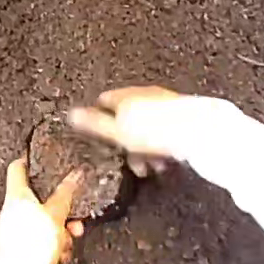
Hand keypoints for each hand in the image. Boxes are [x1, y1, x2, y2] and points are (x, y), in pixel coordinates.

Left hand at [4, 158, 84, 263]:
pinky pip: (44, 241)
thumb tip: (75, 174)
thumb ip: (66, 193)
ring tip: (67, 242)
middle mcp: (14, 211)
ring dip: (62, 233)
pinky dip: (56, 247)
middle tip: (73, 219)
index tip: (42, 156)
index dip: (30, 159)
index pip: (18, 168)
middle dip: (62, 210)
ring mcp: (19, 230)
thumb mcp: (55, 213)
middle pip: (40, 200)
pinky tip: (59, 256)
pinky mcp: (25, 249)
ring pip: (46, 223)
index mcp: (17, 196)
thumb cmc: (30, 244)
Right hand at [66, 85, 192, 174]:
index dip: (99, 119)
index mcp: (125, 96)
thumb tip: (70, 114)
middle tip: (130, 162)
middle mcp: (144, 95)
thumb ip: (94, 124)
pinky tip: (164, 162)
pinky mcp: (179, 114)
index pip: (104, 101)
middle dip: (127, 143)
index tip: (100, 136)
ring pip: (146, 128)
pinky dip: (160, 147)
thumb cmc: (154, 131)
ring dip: (145, 150)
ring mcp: (163, 103)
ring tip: (151, 168)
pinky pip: (163, 132)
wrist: (194, 130)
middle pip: (127, 119)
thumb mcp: (117, 132)